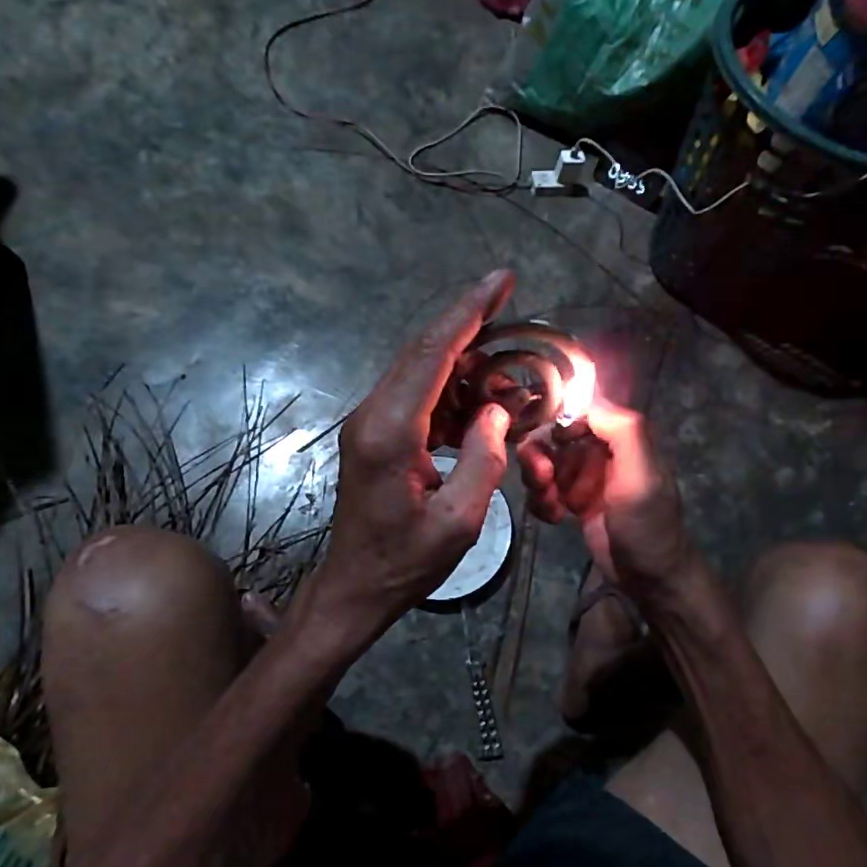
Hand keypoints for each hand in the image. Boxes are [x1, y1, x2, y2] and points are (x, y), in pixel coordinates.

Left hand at [298, 271, 515, 640]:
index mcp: (390, 432)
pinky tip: (481, 408)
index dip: (468, 313)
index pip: (432, 354)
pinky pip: (417, 399)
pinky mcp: (374, 437)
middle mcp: (372, 416)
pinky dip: (451, 395)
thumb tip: (496, 412)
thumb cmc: (405, 562)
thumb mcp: (459, 520)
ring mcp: (369, 424)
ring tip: (508, 381)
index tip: (500, 279)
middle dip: (469, 327)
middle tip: (511, 307)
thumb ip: (484, 459)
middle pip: (423, 353)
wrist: (356, 586)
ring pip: (421, 373)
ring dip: (465, 368)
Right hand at [518, 395, 691, 594]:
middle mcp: (600, 449)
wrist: (648, 577)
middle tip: (542, 481)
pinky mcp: (572, 499)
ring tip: (550, 504)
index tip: (548, 444)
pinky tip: (554, 517)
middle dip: (539, 455)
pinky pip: (543, 488)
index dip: (556, 420)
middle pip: (552, 434)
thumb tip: (587, 396)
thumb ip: (623, 431)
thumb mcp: (641, 476)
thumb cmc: (647, 525)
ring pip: (543, 461)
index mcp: (621, 436)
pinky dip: (541, 501)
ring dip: (537, 481)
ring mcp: (584, 475)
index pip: (579, 408)